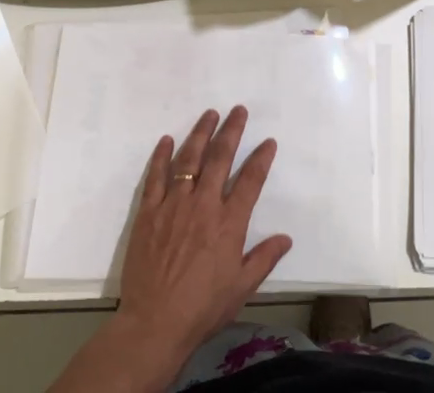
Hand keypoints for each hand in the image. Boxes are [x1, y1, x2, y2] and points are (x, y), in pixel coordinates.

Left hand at [116, 106, 292, 360]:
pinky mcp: (148, 213)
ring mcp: (173, 206)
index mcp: (229, 224)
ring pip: (188, 160)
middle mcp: (203, 206)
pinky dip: (161, 156)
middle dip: (231, 132)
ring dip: (200, 134)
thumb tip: (285, 238)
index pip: (250, 181)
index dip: (261, 159)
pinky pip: (155, 177)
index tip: (268, 142)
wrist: (154, 323)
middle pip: (220, 159)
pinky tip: (167, 140)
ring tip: (209, 115)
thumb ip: (264, 259)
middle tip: (238, 110)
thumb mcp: (242, 288)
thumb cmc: (203, 308)